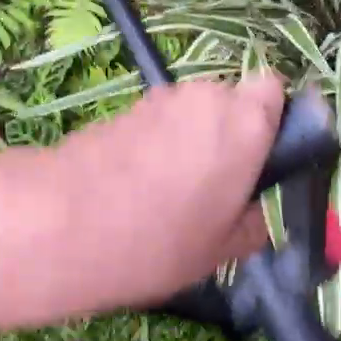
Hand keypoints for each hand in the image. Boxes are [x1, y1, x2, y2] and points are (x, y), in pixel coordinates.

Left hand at [52, 76, 283, 310]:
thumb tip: (253, 215)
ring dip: (190, 139)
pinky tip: (138, 187)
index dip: (269, 118)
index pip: (274, 89)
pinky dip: (156, 144)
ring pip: (192, 112)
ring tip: (169, 193)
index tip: (258, 157)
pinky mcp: (126, 106)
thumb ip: (251, 224)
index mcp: (247, 123)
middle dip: (226, 134)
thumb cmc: (161, 240)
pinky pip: (158, 121)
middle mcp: (210, 96)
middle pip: (230, 102)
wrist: (66, 223)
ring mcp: (164, 98)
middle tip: (215, 186)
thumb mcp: (222, 251)